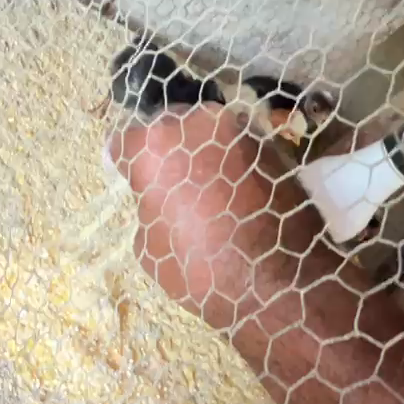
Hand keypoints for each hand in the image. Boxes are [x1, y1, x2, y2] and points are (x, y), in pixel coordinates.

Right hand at [109, 106, 325, 332]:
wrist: (279, 281)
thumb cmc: (201, 268)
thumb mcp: (150, 248)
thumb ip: (148, 208)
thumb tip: (159, 200)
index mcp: (154, 145)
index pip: (125, 142)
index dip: (123, 164)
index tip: (128, 179)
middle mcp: (197, 122)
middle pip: (169, 127)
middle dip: (165, 151)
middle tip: (168, 182)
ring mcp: (239, 129)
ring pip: (207, 134)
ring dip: (201, 154)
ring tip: (205, 188)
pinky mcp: (273, 145)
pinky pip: (238, 148)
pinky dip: (231, 164)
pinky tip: (233, 193)